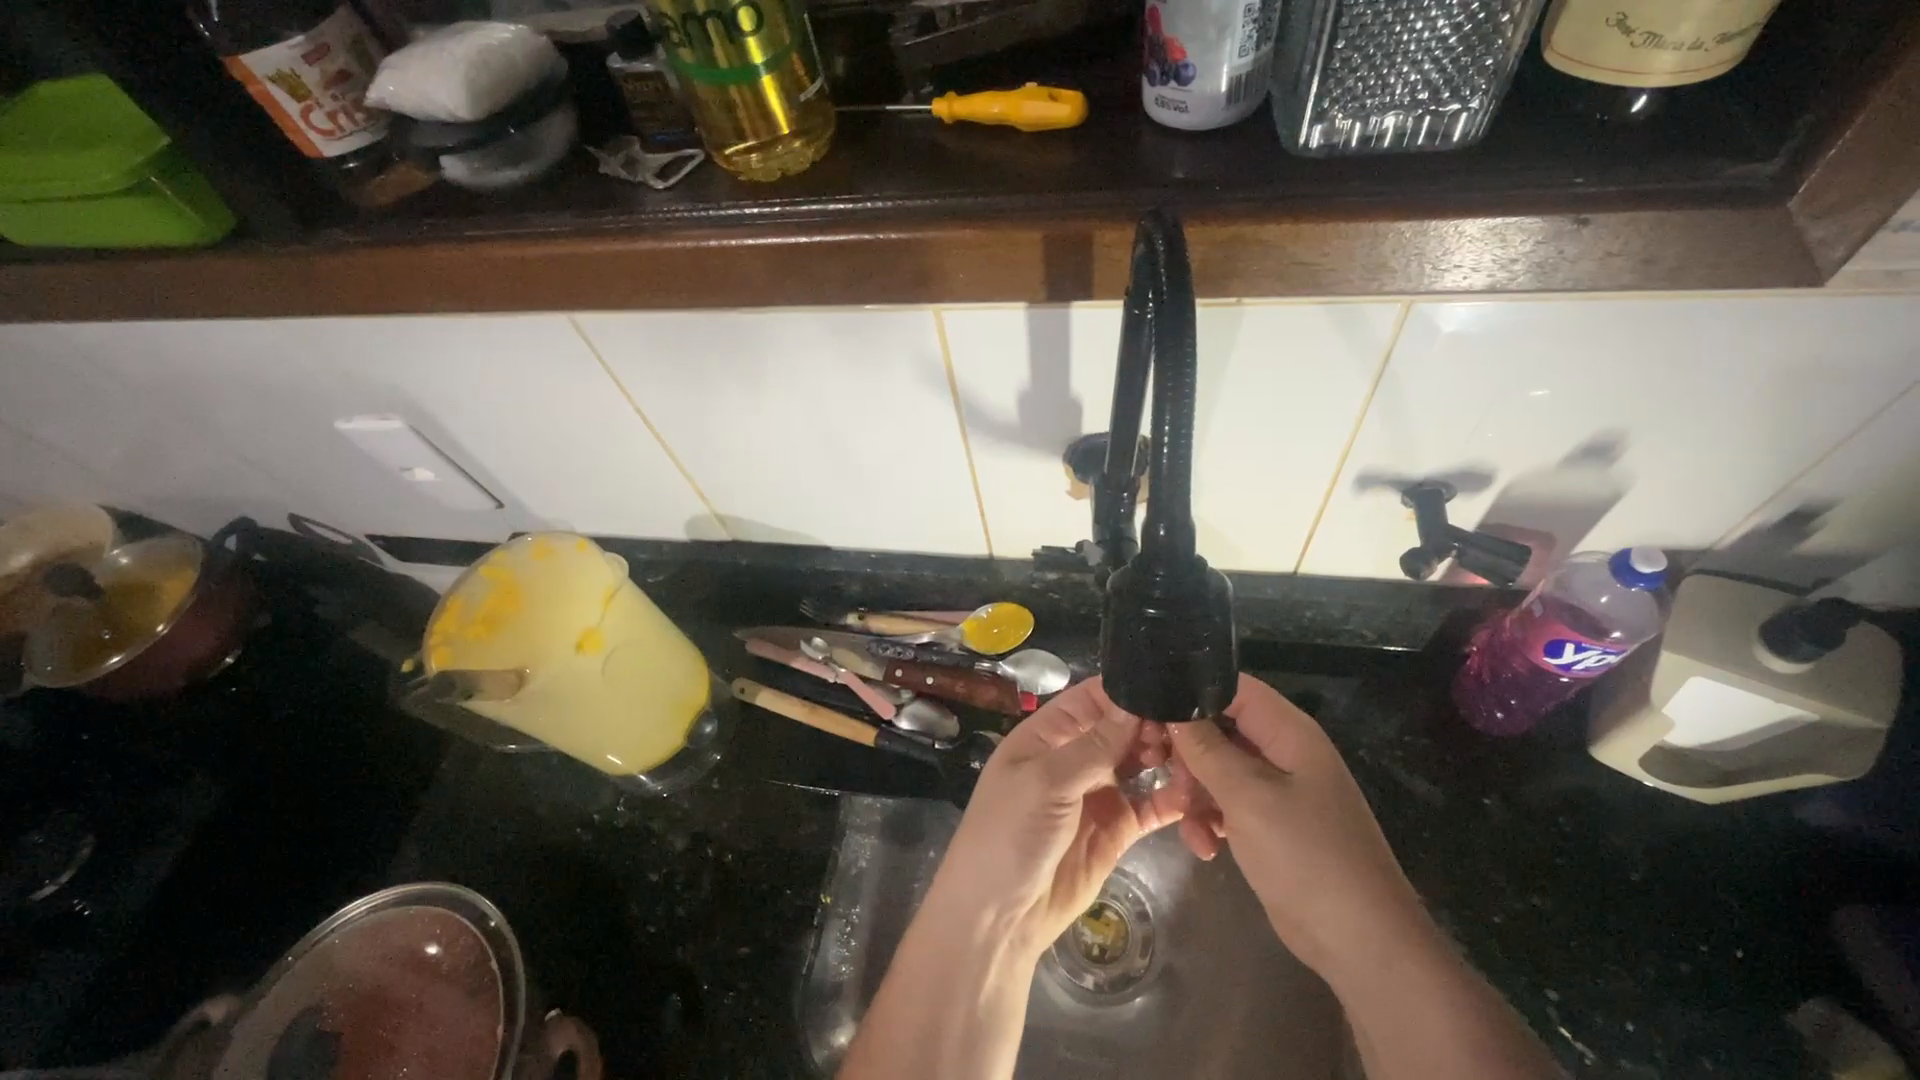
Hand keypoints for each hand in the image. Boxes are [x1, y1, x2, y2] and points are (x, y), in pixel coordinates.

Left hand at [923, 677, 1182, 961]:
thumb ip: (1093, 746)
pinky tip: (1194, 794)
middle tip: (1184, 734)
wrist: (999, 916)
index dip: (1126, 692)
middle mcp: (1072, 758)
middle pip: (1121, 728)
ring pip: (1140, 763)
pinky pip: (1150, 805)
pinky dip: (1172, 799)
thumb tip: (1135, 704)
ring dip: (1166, 757)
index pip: (1091, 699)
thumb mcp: (1046, 782)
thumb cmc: (1008, 835)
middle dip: (1152, 725)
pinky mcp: (1116, 830)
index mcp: (1045, 736)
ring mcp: (1096, 794)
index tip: (1167, 690)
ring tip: (1193, 759)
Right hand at [1166, 675, 1437, 983]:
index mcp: (1289, 732)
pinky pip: (1228, 805)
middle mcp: (1284, 753)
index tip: (1151, 714)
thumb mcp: (1248, 796)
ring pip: (1218, 770)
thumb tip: (1172, 711)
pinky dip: (1211, 821)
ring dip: (1196, 793)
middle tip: (1160, 774)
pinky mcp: (1270, 825)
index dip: (1192, 693)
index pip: (1234, 688)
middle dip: (1188, 752)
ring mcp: (1278, 791)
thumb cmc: (1306, 856)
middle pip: (1221, 729)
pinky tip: (1205, 847)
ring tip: (1190, 825)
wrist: (1358, 940)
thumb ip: (1207, 749)